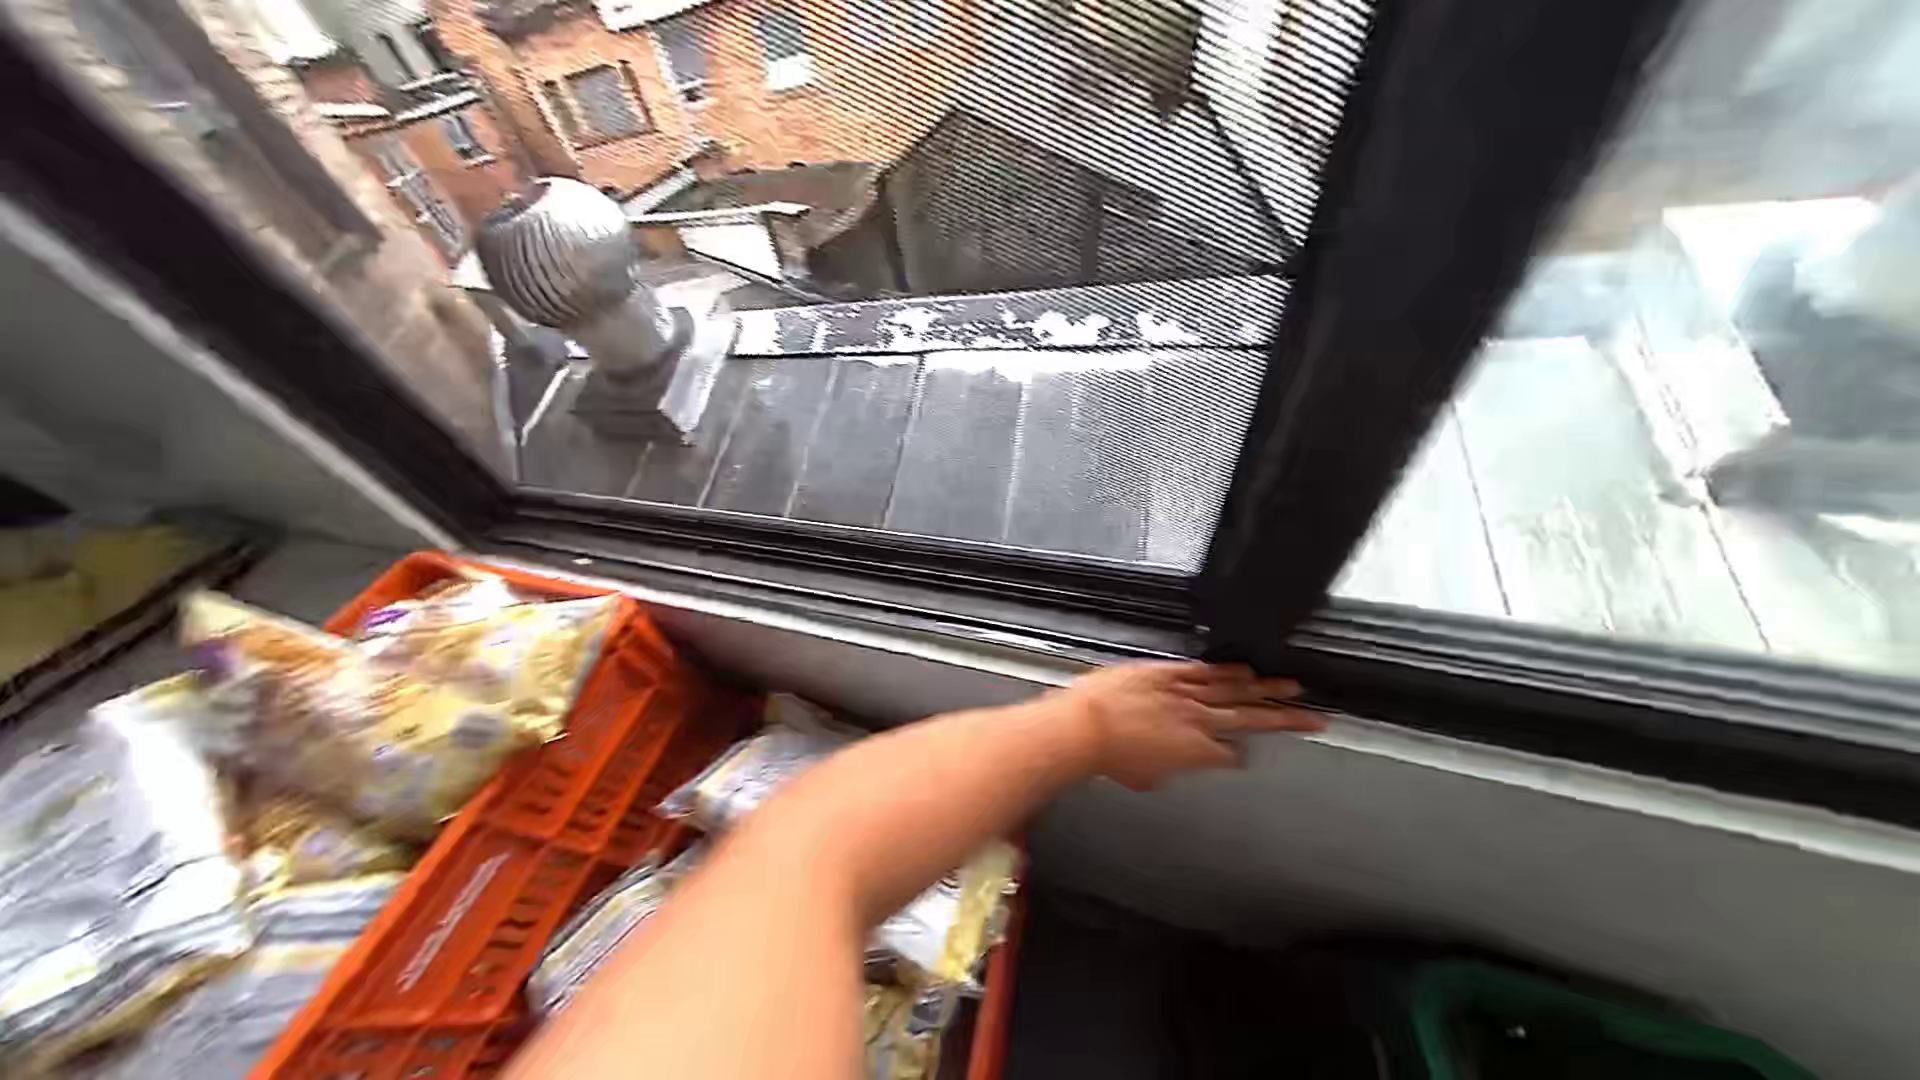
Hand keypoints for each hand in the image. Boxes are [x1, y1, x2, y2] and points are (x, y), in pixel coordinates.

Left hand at [1053, 661, 1325, 790]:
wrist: (1087, 727)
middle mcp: (1199, 723)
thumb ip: (1167, 770)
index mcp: (1196, 754)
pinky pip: (1206, 671)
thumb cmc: (1109, 758)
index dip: (1240, 756)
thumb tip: (1168, 766)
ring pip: (1236, 690)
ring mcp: (1185, 694)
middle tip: (1316, 717)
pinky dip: (1227, 670)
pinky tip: (1246, 668)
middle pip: (1252, 719)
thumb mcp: (1145, 777)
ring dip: (1266, 688)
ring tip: (1294, 686)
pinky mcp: (1168, 673)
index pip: (1232, 756)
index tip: (1245, 756)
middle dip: (1286, 718)